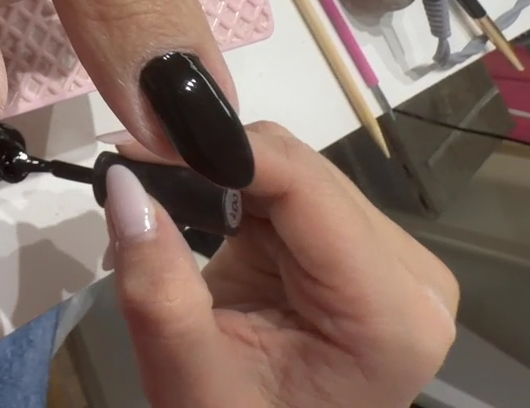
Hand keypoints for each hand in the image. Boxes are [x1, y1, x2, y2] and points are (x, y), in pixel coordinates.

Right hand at [105, 124, 459, 407]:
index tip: (133, 145)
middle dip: (204, 155)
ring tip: (144, 188)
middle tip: (125, 168)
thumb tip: (124, 184)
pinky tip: (179, 204)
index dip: (218, 148)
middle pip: (295, 166)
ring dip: (207, 167)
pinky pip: (274, 184)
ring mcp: (379, 259)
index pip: (303, 185)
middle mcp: (404, 275)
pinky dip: (218, 183)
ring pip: (281, 165)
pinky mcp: (344, 249)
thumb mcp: (192, 383)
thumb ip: (159, 290)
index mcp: (389, 313)